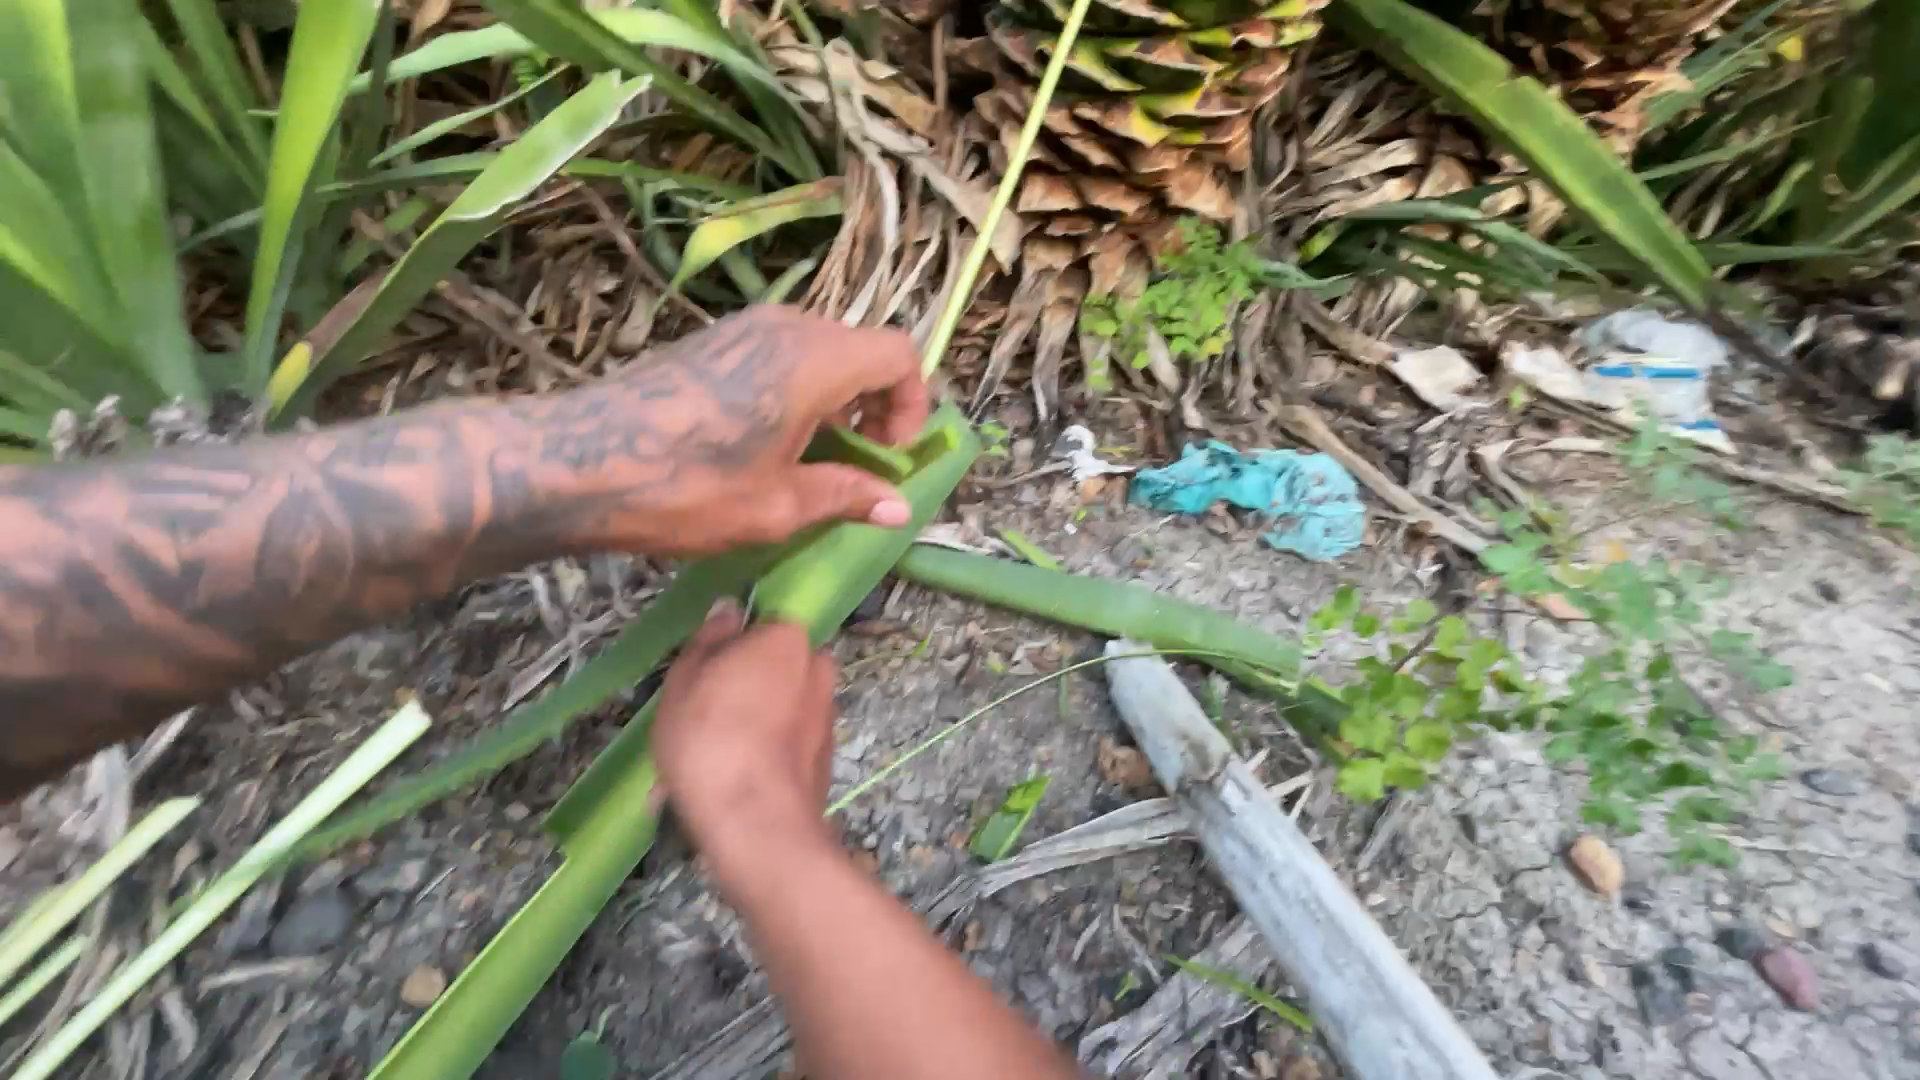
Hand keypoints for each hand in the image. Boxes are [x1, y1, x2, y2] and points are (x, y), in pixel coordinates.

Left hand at [527, 305, 930, 556]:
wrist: (574, 462)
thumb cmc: (686, 488)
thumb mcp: (778, 506)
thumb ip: (847, 495)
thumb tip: (898, 507)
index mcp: (814, 361)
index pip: (899, 354)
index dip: (911, 404)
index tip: (890, 456)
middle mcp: (787, 328)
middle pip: (863, 351)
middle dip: (877, 407)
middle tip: (858, 464)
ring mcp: (745, 328)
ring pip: (823, 352)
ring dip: (839, 402)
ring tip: (814, 458)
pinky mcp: (715, 339)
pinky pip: (783, 354)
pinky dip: (801, 392)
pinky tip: (769, 442)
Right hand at [652, 601, 838, 877]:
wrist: (757, 821)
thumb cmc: (711, 736)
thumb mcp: (687, 677)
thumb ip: (711, 638)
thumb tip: (729, 609)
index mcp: (790, 637)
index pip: (761, 626)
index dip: (730, 651)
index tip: (705, 679)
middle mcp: (819, 667)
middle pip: (775, 666)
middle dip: (746, 686)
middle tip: (703, 719)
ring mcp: (828, 712)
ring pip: (781, 705)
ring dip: (754, 723)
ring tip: (710, 760)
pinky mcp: (828, 754)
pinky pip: (789, 739)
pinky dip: (767, 751)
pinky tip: (735, 780)